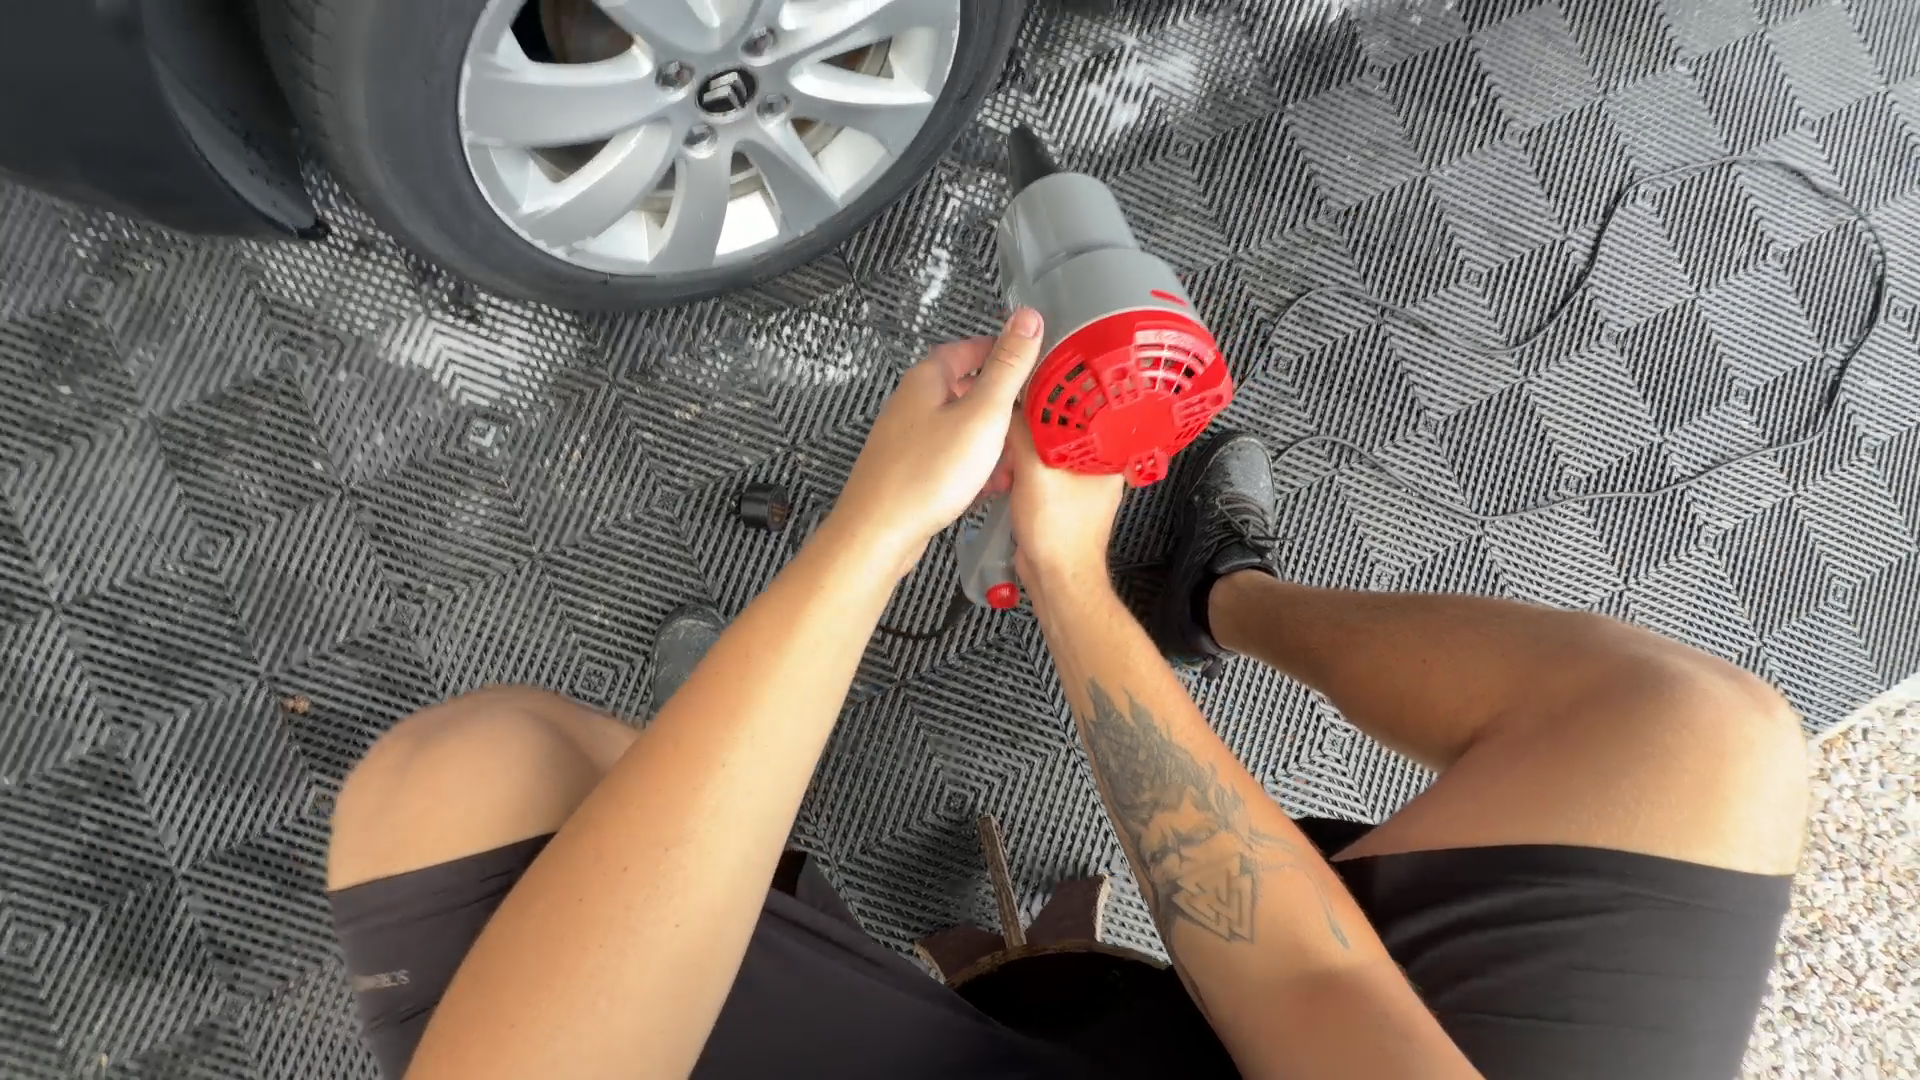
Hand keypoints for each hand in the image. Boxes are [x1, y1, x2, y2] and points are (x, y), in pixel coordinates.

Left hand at [834, 309, 1046, 566]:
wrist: (880, 532)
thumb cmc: (923, 476)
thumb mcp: (982, 414)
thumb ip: (1008, 367)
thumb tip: (1027, 319)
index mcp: (926, 379)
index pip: (968, 349)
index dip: (1000, 353)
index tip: (1027, 359)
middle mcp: (912, 404)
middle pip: (963, 389)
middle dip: (999, 402)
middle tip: (1028, 411)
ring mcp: (907, 439)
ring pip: (958, 428)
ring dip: (988, 439)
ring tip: (1014, 455)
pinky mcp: (909, 471)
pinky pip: (948, 460)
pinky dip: (972, 467)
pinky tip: (987, 485)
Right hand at [1007, 413, 1125, 611]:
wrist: (1056, 579)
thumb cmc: (1058, 531)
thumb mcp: (1035, 470)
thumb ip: (1022, 433)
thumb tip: (1010, 407)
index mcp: (1104, 453)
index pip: (1077, 411)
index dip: (1046, 404)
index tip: (1022, 398)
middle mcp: (1095, 466)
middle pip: (1055, 432)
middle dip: (1024, 437)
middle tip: (1007, 446)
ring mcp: (1078, 485)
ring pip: (1042, 454)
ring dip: (1017, 458)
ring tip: (1003, 471)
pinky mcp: (1061, 501)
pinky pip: (1037, 475)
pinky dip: (1019, 475)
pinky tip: (1004, 482)